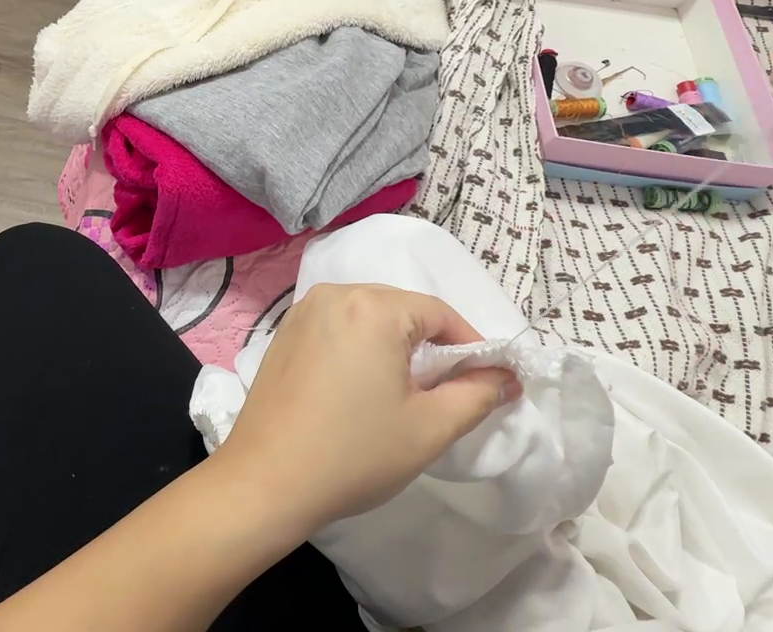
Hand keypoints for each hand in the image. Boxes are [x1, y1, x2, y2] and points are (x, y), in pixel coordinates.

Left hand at [213, 284, 519, 532]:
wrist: (267, 479)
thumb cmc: (354, 452)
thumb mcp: (429, 427)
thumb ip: (476, 394)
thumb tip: (506, 376)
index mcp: (372, 306)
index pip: (439, 313)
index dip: (469, 345)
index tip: (486, 380)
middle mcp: (336, 294)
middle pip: (402, 308)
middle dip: (431, 343)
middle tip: (446, 389)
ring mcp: (304, 310)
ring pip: (368, 315)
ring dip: (394, 343)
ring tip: (405, 389)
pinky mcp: (285, 331)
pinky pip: (338, 324)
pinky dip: (359, 344)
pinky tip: (360, 385)